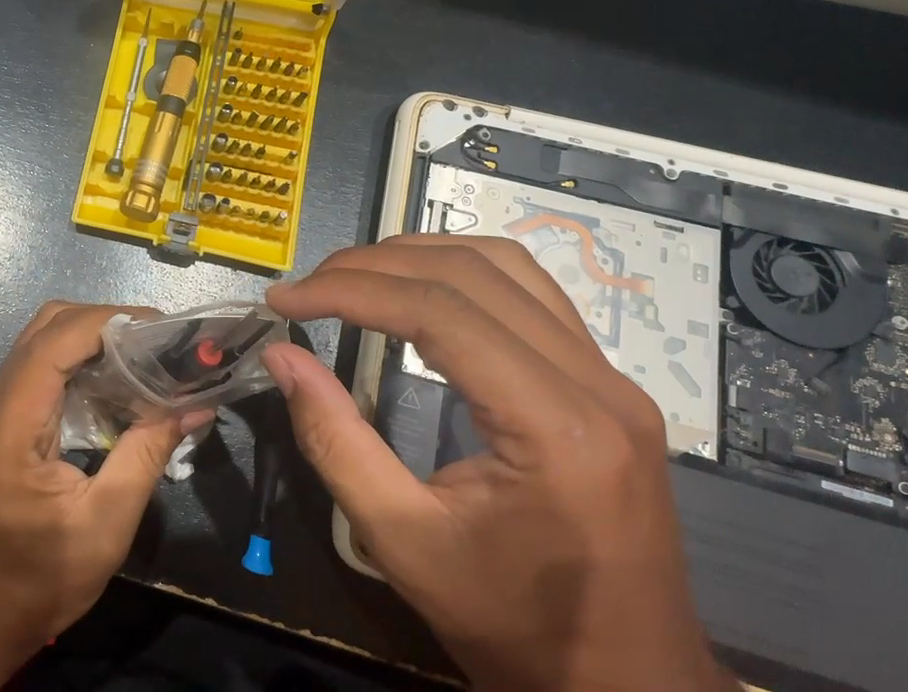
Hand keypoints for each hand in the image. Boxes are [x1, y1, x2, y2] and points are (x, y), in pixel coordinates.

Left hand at [0, 303, 211, 691]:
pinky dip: (76, 362)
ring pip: (39, 344)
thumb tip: (193, 405)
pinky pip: (37, 370)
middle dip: (102, 323)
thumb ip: (146, 453)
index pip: (54, 342)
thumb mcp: (107, 521)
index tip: (158, 326)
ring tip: (144, 355)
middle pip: (44, 330)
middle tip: (157, 341)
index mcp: (9, 425)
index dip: (106, 321)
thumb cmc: (44, 576)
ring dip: (90, 339)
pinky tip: (115, 381)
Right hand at [262, 236, 735, 691]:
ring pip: (509, 268)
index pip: (441, 312)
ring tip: (351, 279)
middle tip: (307, 287)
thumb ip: (334, 440)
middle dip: (375, 266)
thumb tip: (282, 357)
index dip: (350, 291)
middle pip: (475, 273)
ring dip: (420, 257)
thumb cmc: (511, 625)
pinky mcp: (607, 390)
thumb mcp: (401, 541)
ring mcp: (613, 383)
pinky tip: (415, 298)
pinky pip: (531, 298)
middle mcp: (598, 386)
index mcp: (556, 428)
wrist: (625, 684)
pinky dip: (460, 278)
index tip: (284, 301)